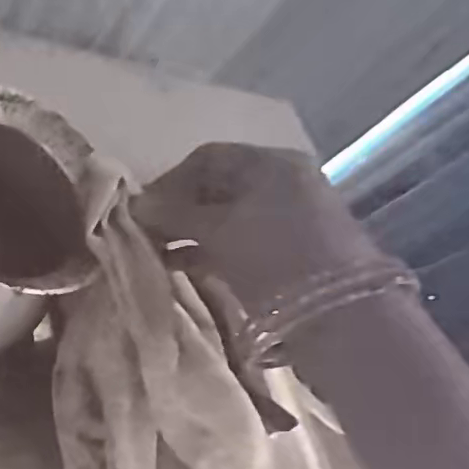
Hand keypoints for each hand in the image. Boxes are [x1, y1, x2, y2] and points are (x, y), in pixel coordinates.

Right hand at [129, 142, 386, 320]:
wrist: (332, 310)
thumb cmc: (271, 252)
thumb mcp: (216, 229)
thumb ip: (172, 214)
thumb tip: (136, 207)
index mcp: (269, 163)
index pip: (206, 158)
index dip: (168, 180)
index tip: (141, 209)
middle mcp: (278, 182)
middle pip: (213, 186)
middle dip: (175, 207)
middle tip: (145, 231)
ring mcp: (281, 217)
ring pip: (220, 215)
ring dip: (185, 231)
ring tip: (155, 250)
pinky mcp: (279, 249)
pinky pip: (231, 239)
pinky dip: (202, 248)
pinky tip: (176, 264)